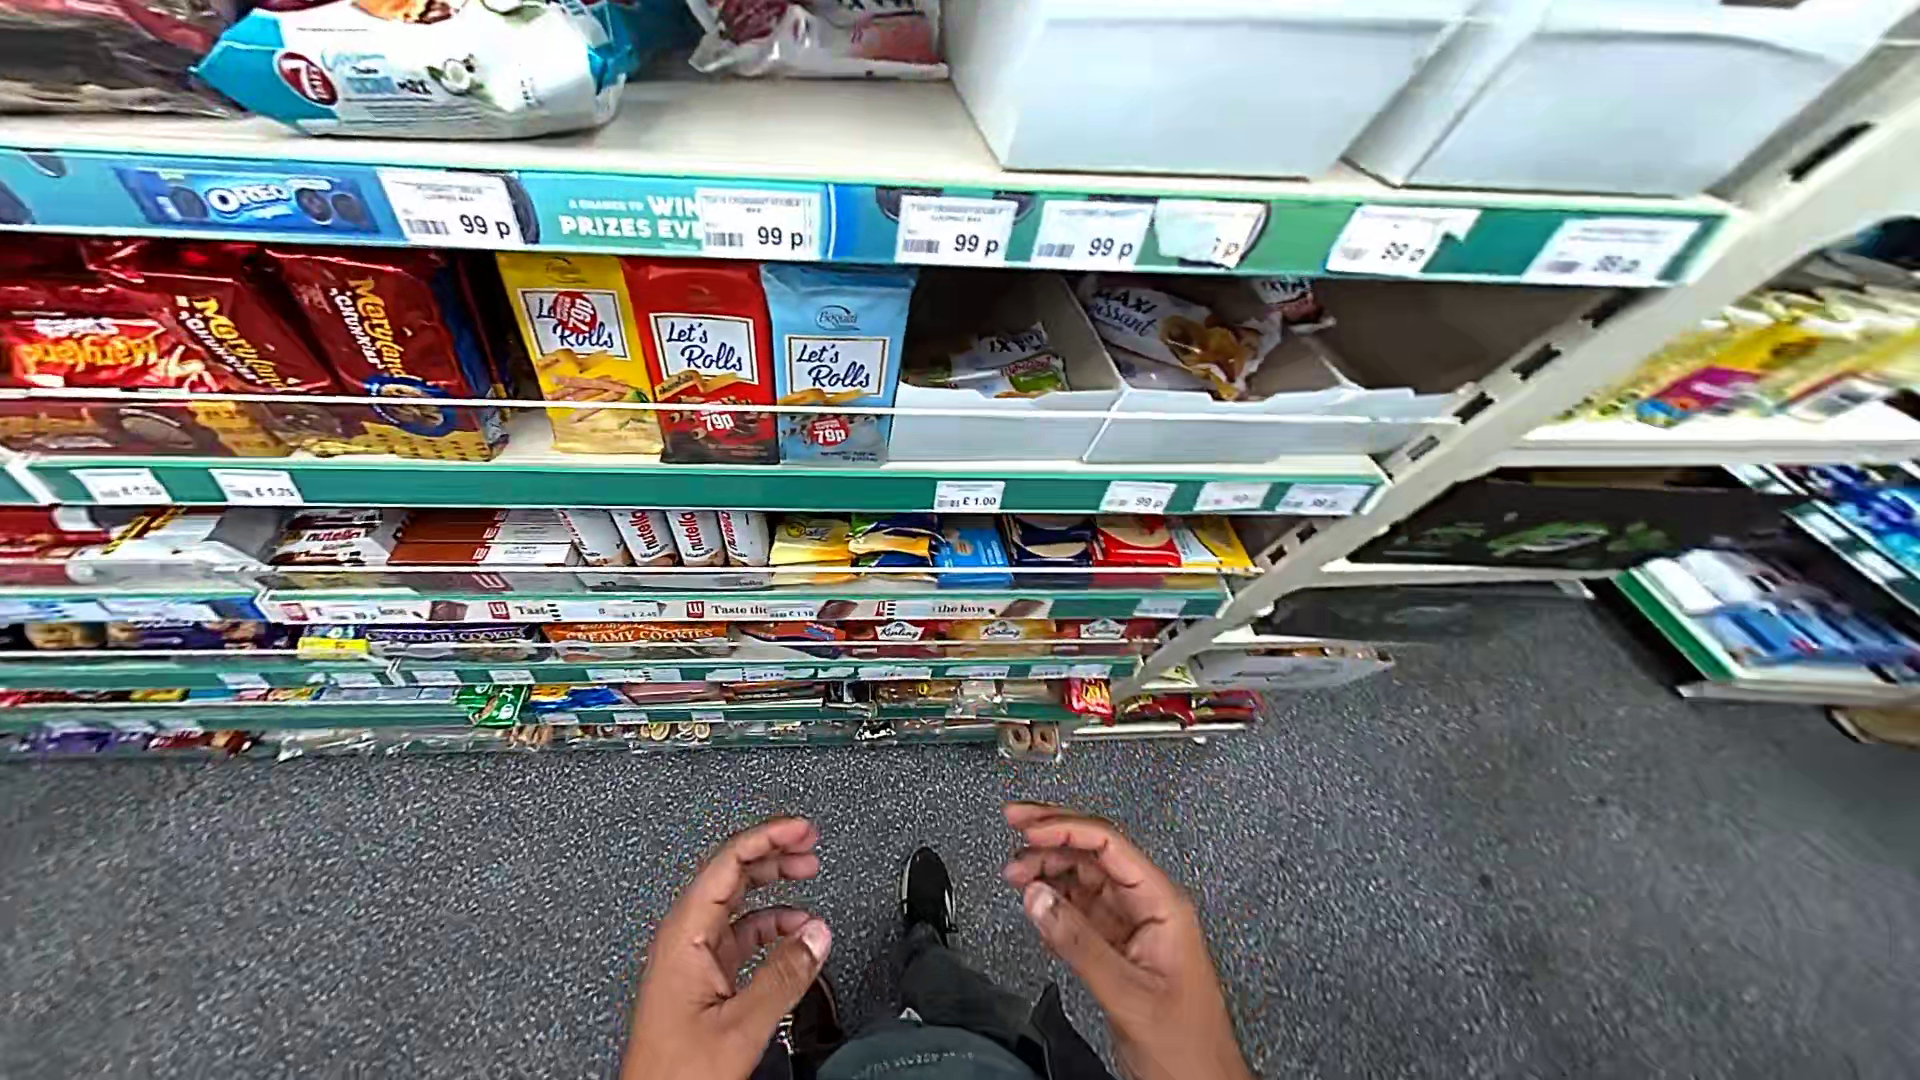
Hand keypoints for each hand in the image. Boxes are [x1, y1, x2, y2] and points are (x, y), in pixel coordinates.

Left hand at [622, 817, 832, 1079]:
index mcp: (686, 932)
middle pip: (735, 868)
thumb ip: (784, 975)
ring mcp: (694, 952)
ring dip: (776, 878)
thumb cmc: (673, 1077)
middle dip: (776, 848)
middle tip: (810, 839)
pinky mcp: (704, 972)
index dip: (770, 835)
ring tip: (808, 870)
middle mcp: (686, 934)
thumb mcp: (738, 1026)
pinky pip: (744, 926)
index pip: (730, 857)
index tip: (801, 828)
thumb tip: (818, 933)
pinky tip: (795, 927)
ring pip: (740, 894)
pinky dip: (774, 918)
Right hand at [1003, 803, 1252, 1079]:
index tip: (1031, 829)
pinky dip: (1051, 896)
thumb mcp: (1130, 995)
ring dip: (1046, 864)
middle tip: (1015, 820)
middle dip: (1051, 831)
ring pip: (1082, 873)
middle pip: (1093, 848)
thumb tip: (1037, 897)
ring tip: (1015, 869)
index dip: (1066, 828)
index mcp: (1161, 902)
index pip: (1109, 842)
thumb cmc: (1189, 1052)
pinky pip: (1078, 904)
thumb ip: (1079, 944)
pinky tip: (1034, 897)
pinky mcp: (1115, 942)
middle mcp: (1145, 903)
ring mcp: (1129, 921)